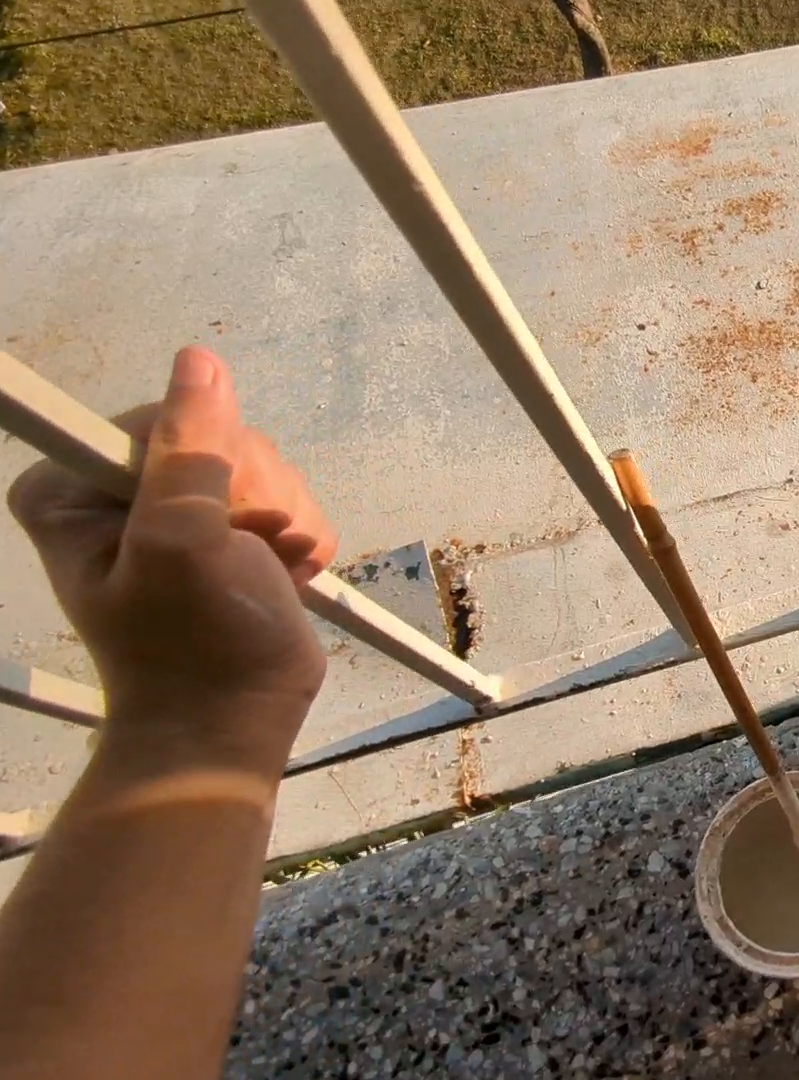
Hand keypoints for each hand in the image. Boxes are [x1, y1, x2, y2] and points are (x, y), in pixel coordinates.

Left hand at [7, 347, 336, 766]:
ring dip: (296, 524)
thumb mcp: (183, 541)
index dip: (222, 466)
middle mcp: (131, 492)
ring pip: (279, 475)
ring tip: (275, 569)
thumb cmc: (196, 638)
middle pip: (235, 446)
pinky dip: (313, 540)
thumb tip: (201, 361)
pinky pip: (302, 504)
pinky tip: (290, 572)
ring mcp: (193, 514)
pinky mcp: (244, 534)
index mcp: (81, 487)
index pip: (173, 422)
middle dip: (268, 502)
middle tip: (255, 553)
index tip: (226, 524)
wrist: (238, 709)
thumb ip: (192, 452)